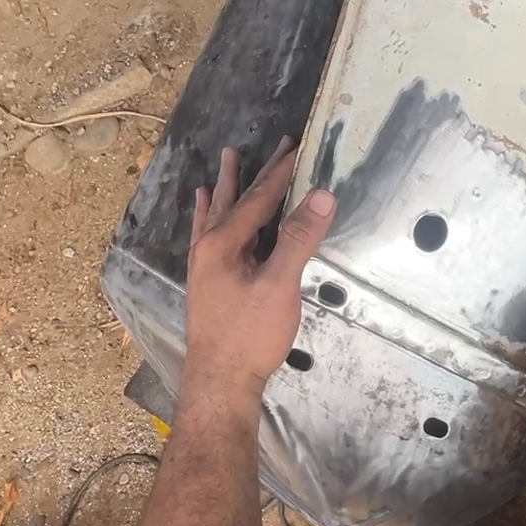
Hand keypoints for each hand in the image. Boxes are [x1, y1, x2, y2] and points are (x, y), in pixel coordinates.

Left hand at [182, 138, 335, 409]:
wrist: (219, 382)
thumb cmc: (249, 335)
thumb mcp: (279, 286)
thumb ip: (299, 240)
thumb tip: (322, 196)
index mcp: (225, 243)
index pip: (260, 198)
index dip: (282, 172)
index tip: (299, 145)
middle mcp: (210, 247)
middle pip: (238, 200)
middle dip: (259, 171)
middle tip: (276, 142)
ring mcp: (206, 265)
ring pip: (219, 214)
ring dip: (228, 187)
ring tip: (227, 161)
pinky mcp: (208, 282)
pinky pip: (206, 235)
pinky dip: (207, 216)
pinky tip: (204, 211)